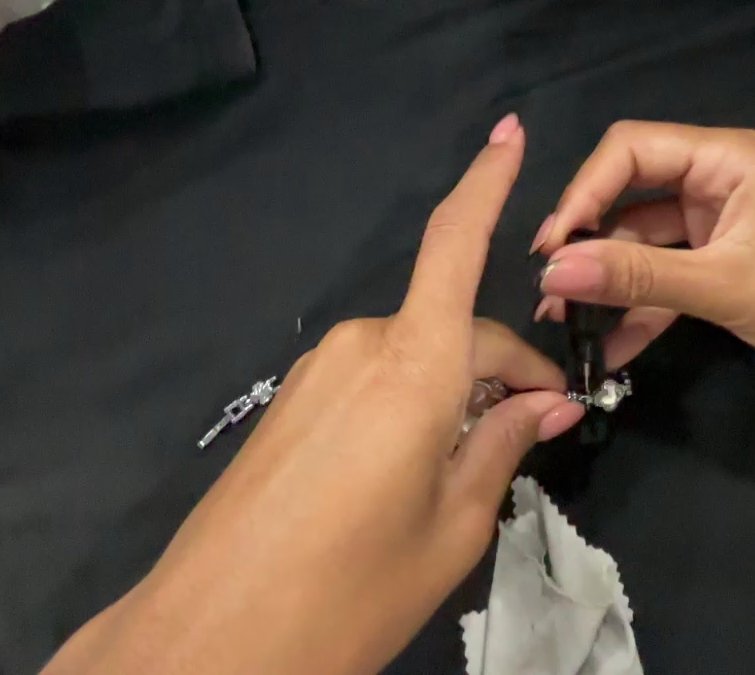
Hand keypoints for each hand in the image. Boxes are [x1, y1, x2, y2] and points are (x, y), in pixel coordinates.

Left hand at [45, 114, 584, 674]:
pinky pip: (379, 374)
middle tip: (543, 422)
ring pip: (418, 352)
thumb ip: (506, 445)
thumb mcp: (453, 527)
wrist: (201, 647)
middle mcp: (363, 345)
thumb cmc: (348, 592)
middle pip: (456, 327)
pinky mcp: (295, 396)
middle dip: (507, 365)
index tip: (510, 132)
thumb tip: (553, 403)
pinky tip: (418, 460)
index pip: (456, 244)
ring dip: (459, 384)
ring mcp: (319, 367)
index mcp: (412, 365)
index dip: (487, 181)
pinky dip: (416, 396)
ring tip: (478, 454)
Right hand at [533, 121, 754, 392]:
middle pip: (628, 191)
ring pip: (641, 238)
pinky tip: (607, 345)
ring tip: (562, 323)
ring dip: (606, 278)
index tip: (552, 246)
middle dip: (587, 238)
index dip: (584, 190)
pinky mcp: (717, 258)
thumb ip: (638, 277)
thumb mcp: (725, 287)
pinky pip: (664, 273)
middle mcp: (713, 177)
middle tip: (547, 285)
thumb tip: (551, 273)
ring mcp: (714, 219)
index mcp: (724, 158)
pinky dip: (639, 305)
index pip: (631, 148)